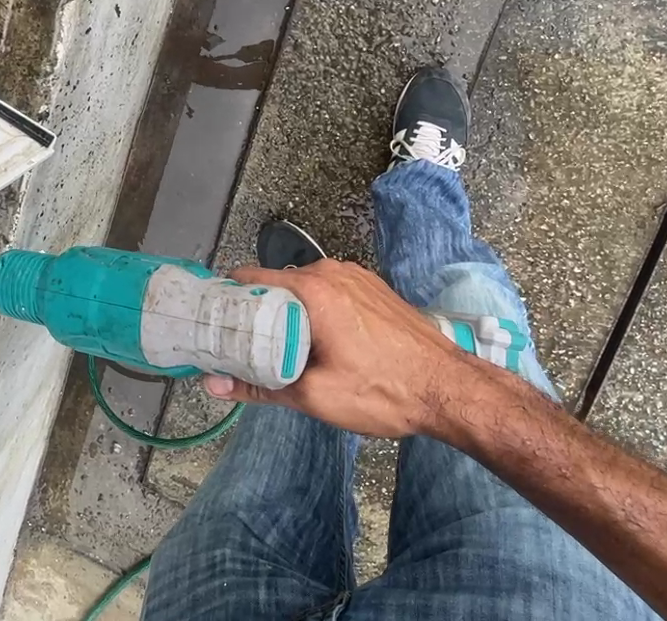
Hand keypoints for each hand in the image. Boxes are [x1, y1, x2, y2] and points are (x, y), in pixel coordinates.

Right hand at [201, 260, 472, 437]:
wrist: (453, 391)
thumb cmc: (383, 391)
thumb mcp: (313, 395)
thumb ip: (258, 386)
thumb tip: (212, 385)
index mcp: (311, 288)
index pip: (250, 276)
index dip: (229, 297)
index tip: (217, 320)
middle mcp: (331, 271)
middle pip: (276, 282)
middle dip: (259, 309)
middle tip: (248, 342)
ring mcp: (356, 276)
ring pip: (304, 287)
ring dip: (290, 310)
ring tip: (284, 346)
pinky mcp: (374, 287)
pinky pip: (330, 290)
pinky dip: (317, 309)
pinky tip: (322, 341)